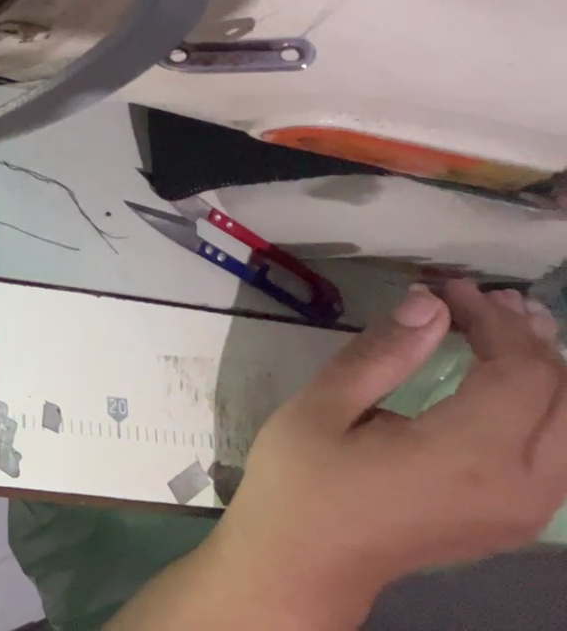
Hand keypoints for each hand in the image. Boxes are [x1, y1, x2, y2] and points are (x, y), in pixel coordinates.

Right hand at [210, 280, 565, 618]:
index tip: (446, 284)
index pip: (523, 371)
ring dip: (547, 371)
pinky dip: (543, 404)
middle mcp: (524, 483)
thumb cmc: (301, 477)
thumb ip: (380, 356)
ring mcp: (532, 507)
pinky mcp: (522, 515)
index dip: (494, 320)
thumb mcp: (321, 408)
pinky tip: (504, 381)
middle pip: (566, 397)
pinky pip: (559, 450)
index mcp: (471, 454)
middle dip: (534, 339)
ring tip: (504, 327)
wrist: (308, 557)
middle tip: (485, 297)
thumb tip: (429, 303)